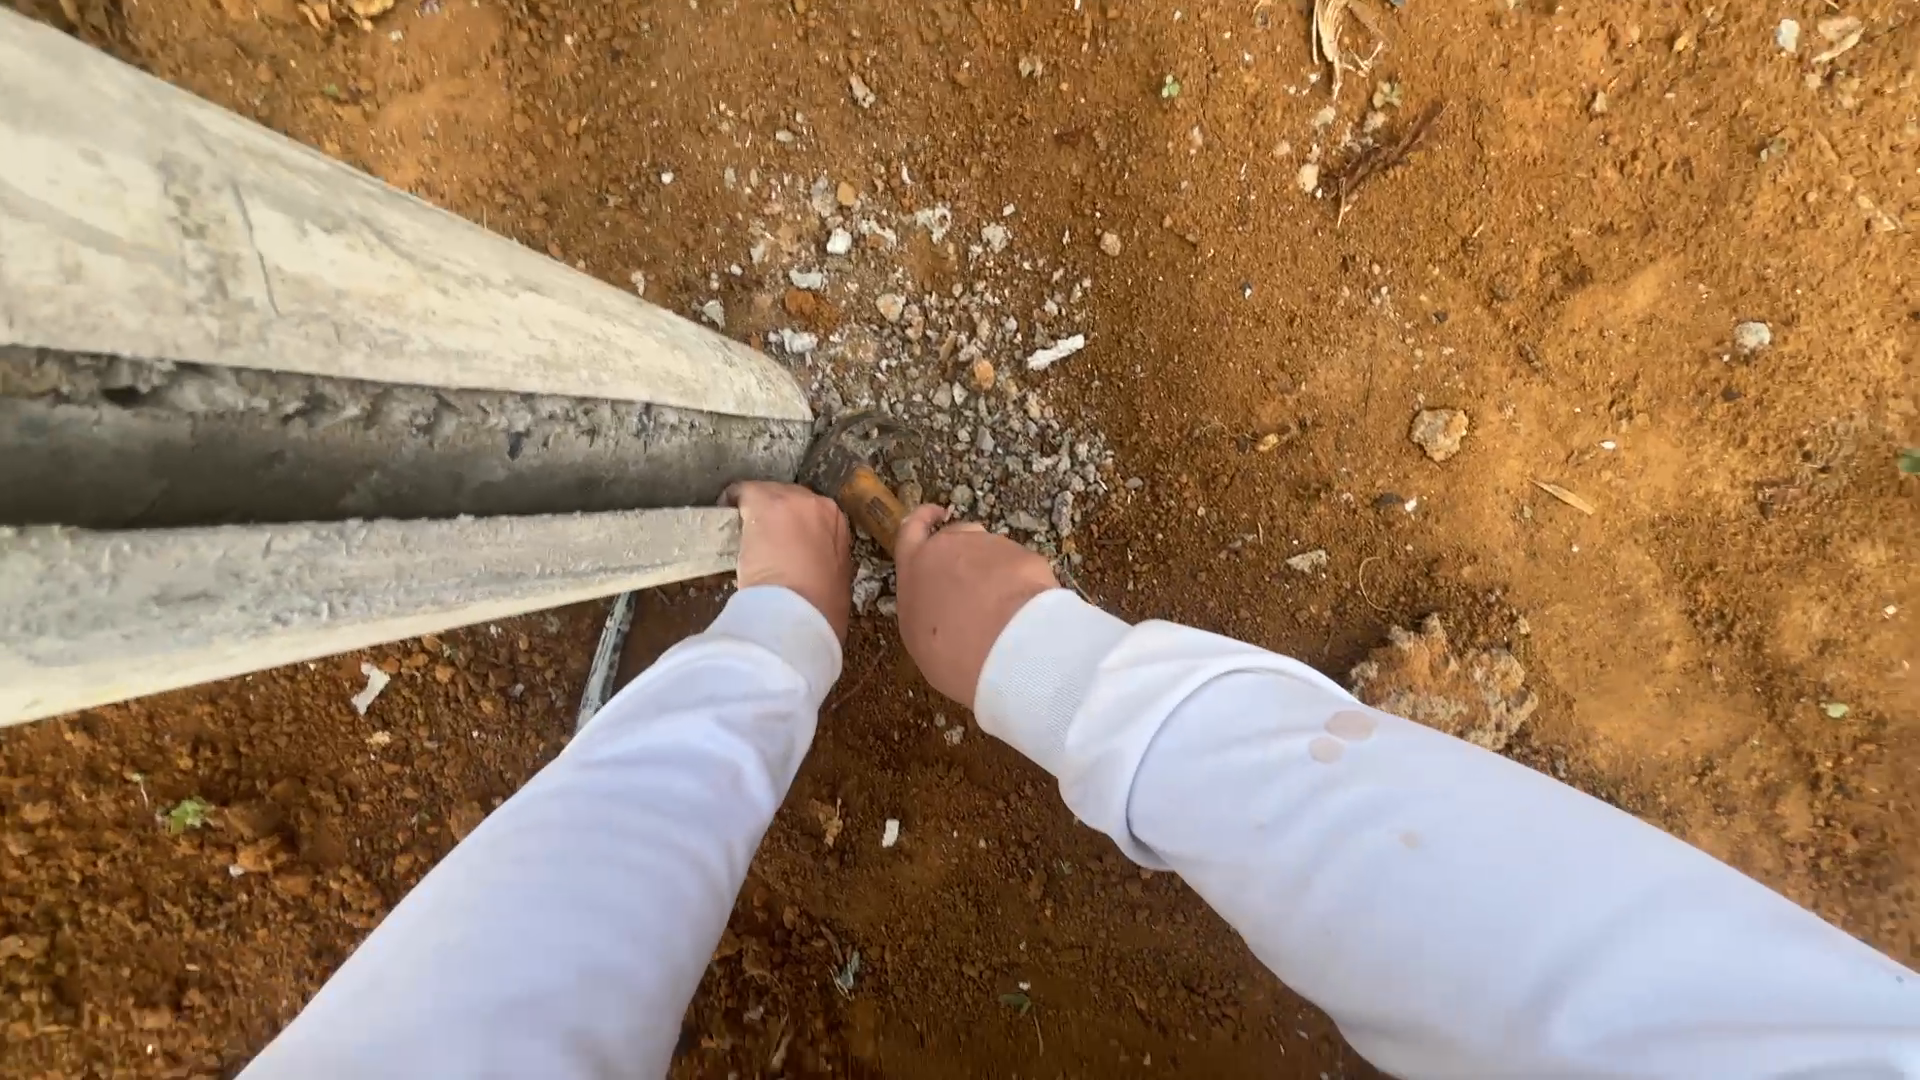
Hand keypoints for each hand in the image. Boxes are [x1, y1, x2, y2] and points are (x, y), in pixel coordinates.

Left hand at [723, 482, 852, 641]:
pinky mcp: (762, 502)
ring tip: (742, 530)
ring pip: (768, 494)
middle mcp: (817, 505)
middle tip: (762, 538)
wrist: (798, 611)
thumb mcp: (836, 581)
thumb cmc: (821, 606)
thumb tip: (815, 567)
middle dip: (777, 516)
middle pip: (790, 499)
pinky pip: (743, 492)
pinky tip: (723, 512)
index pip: (813, 514)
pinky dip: (732, 499)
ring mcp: (790, 501)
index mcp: (838, 523)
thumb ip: (826, 563)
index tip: (783, 542)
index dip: (796, 527)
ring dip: (756, 510)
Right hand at [893, 504, 1058, 706]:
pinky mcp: (1024, 554)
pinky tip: (1025, 610)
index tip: (934, 513)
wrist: (1006, 648)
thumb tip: (940, 612)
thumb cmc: (952, 654)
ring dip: (993, 569)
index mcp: (914, 567)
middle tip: (971, 584)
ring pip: (990, 549)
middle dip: (962, 552)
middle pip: (955, 535)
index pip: (912, 529)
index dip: (923, 518)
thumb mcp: (921, 640)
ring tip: (1001, 606)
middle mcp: (949, 547)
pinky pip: (1019, 564)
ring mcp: (990, 546)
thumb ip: (926, 610)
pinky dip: (1020, 581)